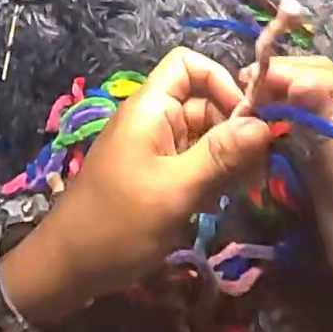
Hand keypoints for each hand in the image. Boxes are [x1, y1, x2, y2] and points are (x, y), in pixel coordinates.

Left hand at [3, 49, 273, 323]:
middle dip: (234, 129)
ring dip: (228, 156)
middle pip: (204, 101)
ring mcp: (154, 144)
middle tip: (261, 171)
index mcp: (151, 106)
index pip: (188, 64)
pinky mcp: (156, 171)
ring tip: (248, 189)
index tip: (247, 120)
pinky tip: (223, 200)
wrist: (67, 267)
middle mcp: (154, 117)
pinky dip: (212, 174)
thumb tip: (265, 124)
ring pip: (203, 132)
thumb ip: (220, 155)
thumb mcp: (175, 190)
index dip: (221, 81)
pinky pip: (193, 158)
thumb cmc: (118, 223)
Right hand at [243, 57, 332, 331]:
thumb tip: (301, 79)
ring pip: (312, 100)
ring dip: (281, 97)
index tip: (247, 79)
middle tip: (241, 88)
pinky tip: (264, 121)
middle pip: (320, 83)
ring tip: (247, 101)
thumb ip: (324, 131)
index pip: (329, 79)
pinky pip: (309, 123)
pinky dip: (285, 118)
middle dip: (282, 81)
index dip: (288, 73)